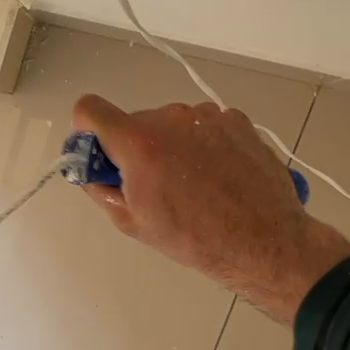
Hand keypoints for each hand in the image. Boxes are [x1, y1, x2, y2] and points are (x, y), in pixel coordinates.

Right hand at [71, 94, 349, 323]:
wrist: (263, 240)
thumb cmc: (191, 237)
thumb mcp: (131, 221)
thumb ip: (101, 188)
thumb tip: (91, 171)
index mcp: (139, 142)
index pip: (90, 109)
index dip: (86, 131)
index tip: (99, 155)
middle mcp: (171, 117)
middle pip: (133, 121)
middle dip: (132, 147)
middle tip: (150, 184)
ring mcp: (207, 115)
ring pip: (169, 123)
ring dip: (168, 144)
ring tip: (190, 182)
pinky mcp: (236, 119)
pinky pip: (201, 125)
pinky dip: (199, 143)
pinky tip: (215, 173)